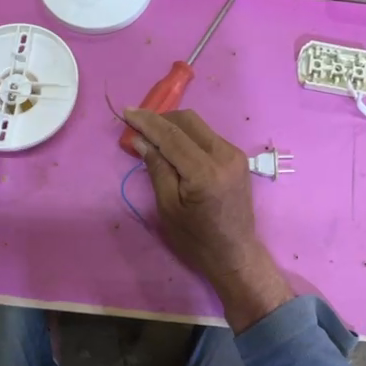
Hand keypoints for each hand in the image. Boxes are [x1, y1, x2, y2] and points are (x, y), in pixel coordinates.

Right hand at [124, 108, 291, 331]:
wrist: (235, 254)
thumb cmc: (196, 239)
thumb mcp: (168, 207)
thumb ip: (156, 168)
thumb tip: (141, 139)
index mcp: (205, 172)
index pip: (172, 136)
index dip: (147, 122)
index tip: (127, 112)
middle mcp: (224, 155)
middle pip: (188, 121)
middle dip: (161, 119)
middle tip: (138, 125)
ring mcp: (235, 154)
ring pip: (198, 125)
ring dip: (174, 126)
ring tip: (153, 136)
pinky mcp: (238, 157)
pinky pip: (207, 136)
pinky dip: (188, 136)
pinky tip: (174, 147)